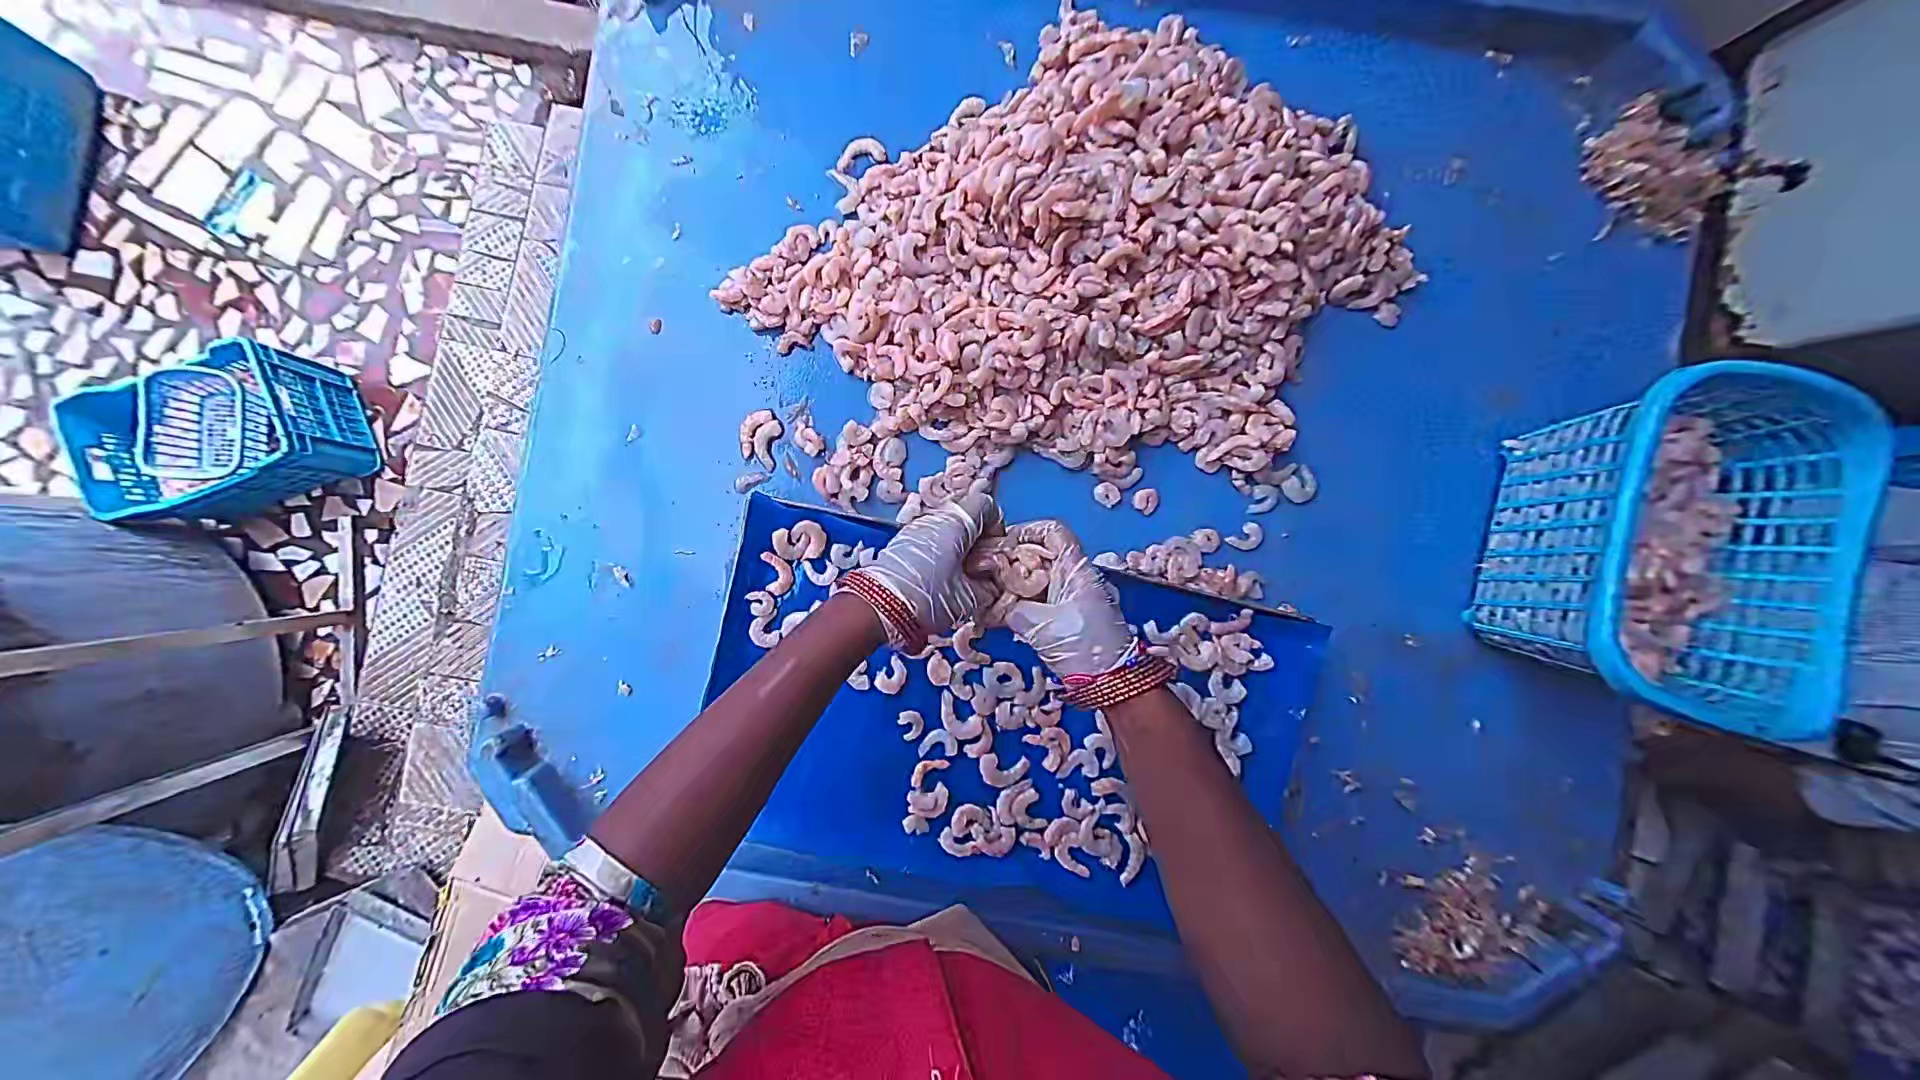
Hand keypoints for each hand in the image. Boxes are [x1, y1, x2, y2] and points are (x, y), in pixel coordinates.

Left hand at [853, 492, 1001, 641]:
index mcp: (956, 523)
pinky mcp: (901, 544)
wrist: (877, 608)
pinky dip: (942, 555)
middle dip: (979, 542)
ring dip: (960, 550)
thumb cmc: (927, 598)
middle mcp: (934, 519)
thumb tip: (994, 583)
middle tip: (981, 570)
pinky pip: (931, 542)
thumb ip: (988, 586)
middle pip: (966, 518)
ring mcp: (915, 530)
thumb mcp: (968, 598)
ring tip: (960, 580)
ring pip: (948, 531)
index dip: (997, 527)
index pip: (987, 505)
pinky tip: (940, 581)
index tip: (996, 552)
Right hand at [1000, 520, 1134, 678]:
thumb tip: (995, 605)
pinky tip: (1001, 612)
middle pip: (1041, 554)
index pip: (1053, 532)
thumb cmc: (1085, 648)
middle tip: (988, 570)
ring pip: (1038, 578)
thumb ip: (1014, 610)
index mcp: (1076, 570)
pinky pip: (1040, 599)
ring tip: (991, 592)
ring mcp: (1072, 597)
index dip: (1027, 531)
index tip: (1003, 543)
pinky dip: (1021, 602)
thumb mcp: (1042, 626)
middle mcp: (1075, 578)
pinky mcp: (1068, 616)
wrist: (1113, 683)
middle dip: (1012, 559)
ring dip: (1014, 583)